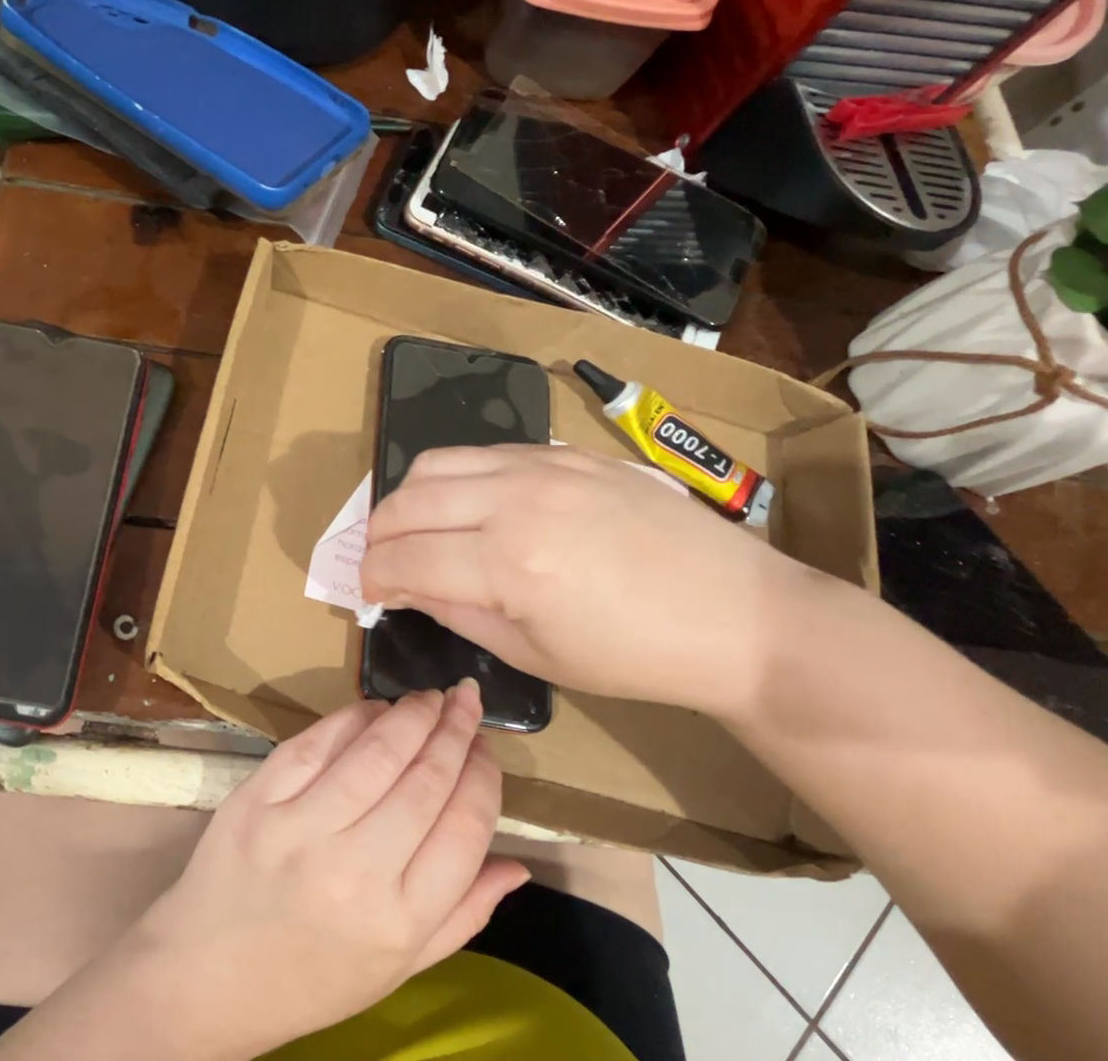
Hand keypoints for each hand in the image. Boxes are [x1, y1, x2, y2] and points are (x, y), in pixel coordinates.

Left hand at [116, 684, 528, 1055]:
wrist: (207, 978)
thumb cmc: (311, 980)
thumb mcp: (398, 968)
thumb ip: (462, 915)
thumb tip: (518, 864)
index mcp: (399, 919)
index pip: (464, 829)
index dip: (482, 779)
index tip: (487, 751)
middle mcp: (354, 871)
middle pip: (423, 782)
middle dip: (453, 733)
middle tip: (467, 700)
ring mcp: (298, 830)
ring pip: (373, 755)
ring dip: (409, 717)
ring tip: (430, 698)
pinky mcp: (254, 801)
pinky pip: (313, 746)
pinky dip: (350, 719)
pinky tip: (374, 709)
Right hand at [361, 444, 821, 716]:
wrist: (738, 615)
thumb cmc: (635, 656)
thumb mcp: (533, 654)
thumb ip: (456, 613)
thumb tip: (404, 587)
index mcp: (510, 565)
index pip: (403, 558)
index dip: (372, 579)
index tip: (370, 595)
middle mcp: (517, 501)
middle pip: (407, 502)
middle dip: (377, 537)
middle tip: (384, 566)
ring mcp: (545, 467)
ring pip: (437, 463)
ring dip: (408, 499)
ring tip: (415, 531)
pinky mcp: (568, 452)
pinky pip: (484, 451)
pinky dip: (455, 478)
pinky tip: (468, 508)